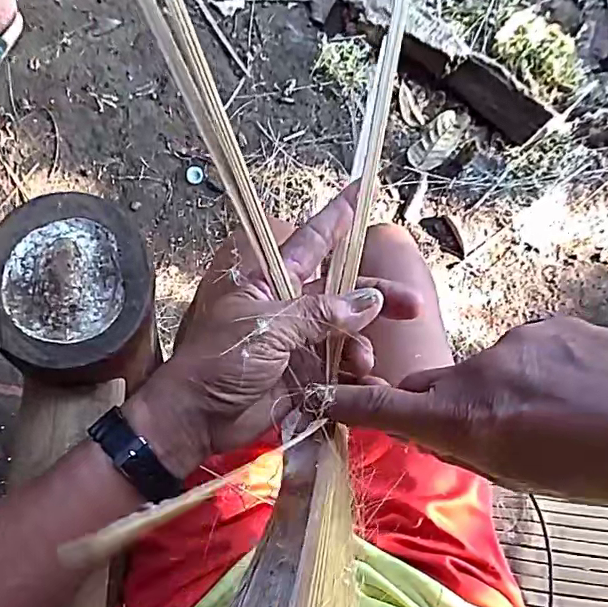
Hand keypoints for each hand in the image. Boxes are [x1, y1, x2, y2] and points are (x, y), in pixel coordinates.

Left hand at [124, 183, 424, 473]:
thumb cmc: (219, 362)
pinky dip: (352, 374)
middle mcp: (282, 306)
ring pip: (343, 331)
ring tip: (360, 360)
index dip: (336, 218)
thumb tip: (368, 300)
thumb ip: (321, 313)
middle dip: (375, 296)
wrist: (196, 417)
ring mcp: (291, 341)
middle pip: (339, 290)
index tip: (361, 189)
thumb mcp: (268, 328)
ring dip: (359, 344)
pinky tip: (365, 380)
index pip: (308, 240)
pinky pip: (335, 367)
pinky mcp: (297, 374)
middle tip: (411, 306)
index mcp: (265, 281)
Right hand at [318, 317, 607, 509]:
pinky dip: (528, 373)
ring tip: (555, 416)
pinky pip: (515, 353)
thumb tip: (434, 433)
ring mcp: (516, 343)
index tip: (315, 399)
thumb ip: (464, 450)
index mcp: (468, 421)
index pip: (383, 408)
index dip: (344, 405)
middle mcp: (480, 374)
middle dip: (437, 408)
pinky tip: (578, 391)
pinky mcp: (551, 325)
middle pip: (427, 388)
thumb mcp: (524, 478)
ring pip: (476, 372)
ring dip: (493, 393)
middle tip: (481, 433)